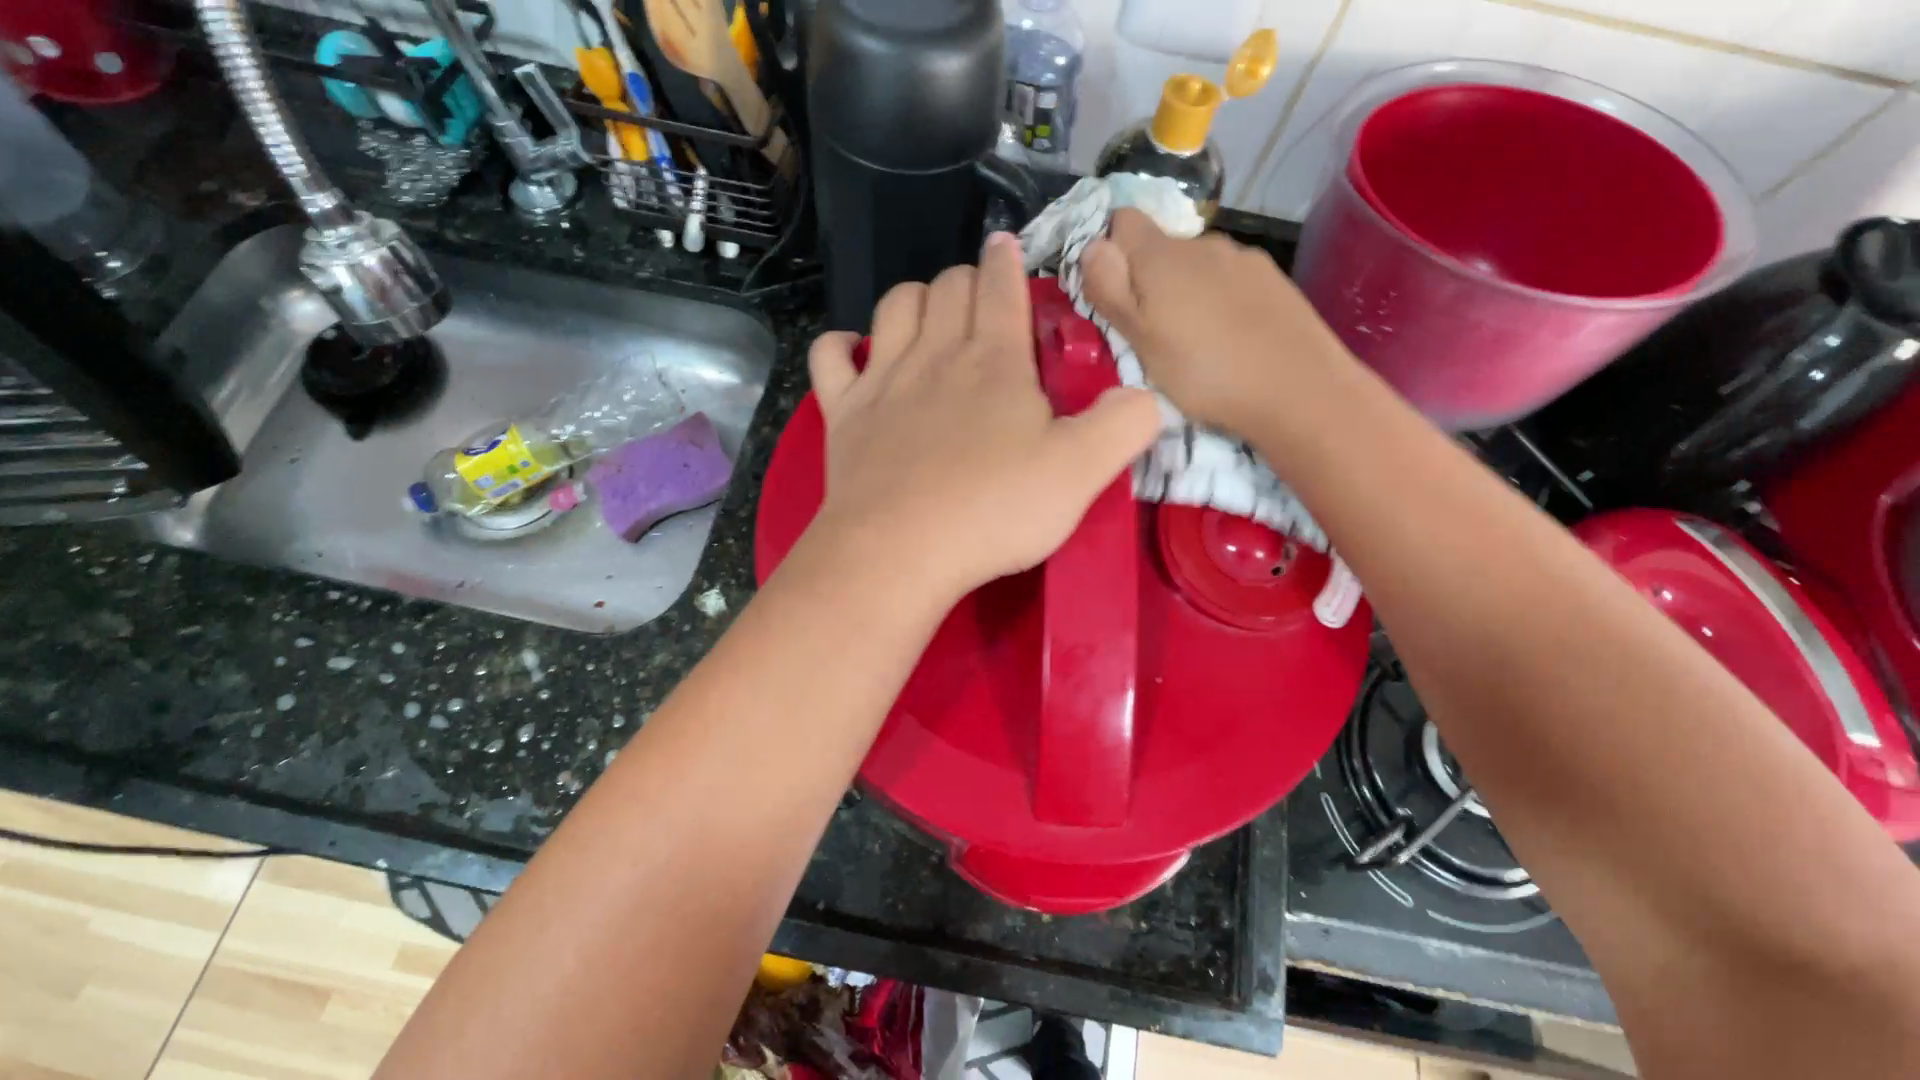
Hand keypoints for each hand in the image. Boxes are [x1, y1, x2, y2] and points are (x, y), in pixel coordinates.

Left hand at [801, 232, 1161, 603]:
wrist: (900, 549)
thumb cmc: (995, 509)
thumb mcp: (1081, 472)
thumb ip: (1123, 426)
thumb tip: (1146, 396)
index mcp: (996, 361)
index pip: (1002, 286)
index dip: (1007, 261)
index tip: (1007, 248)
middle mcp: (936, 354)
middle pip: (947, 286)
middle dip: (966, 279)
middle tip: (981, 300)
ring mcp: (883, 380)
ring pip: (894, 306)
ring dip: (914, 299)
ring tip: (929, 316)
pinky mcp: (843, 412)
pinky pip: (829, 356)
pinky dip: (840, 345)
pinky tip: (855, 352)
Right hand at [1082, 208, 1355, 438]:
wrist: (1299, 391)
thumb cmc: (1204, 372)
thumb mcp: (1140, 341)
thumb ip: (1109, 290)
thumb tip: (1091, 245)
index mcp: (1161, 255)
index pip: (1122, 221)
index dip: (1110, 251)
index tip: (1112, 295)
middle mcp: (1203, 243)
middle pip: (1161, 249)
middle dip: (1150, 281)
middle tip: (1152, 335)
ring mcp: (1244, 259)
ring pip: (1199, 267)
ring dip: (1188, 293)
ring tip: (1197, 342)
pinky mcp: (1274, 281)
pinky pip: (1232, 283)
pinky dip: (1222, 303)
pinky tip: (1233, 340)